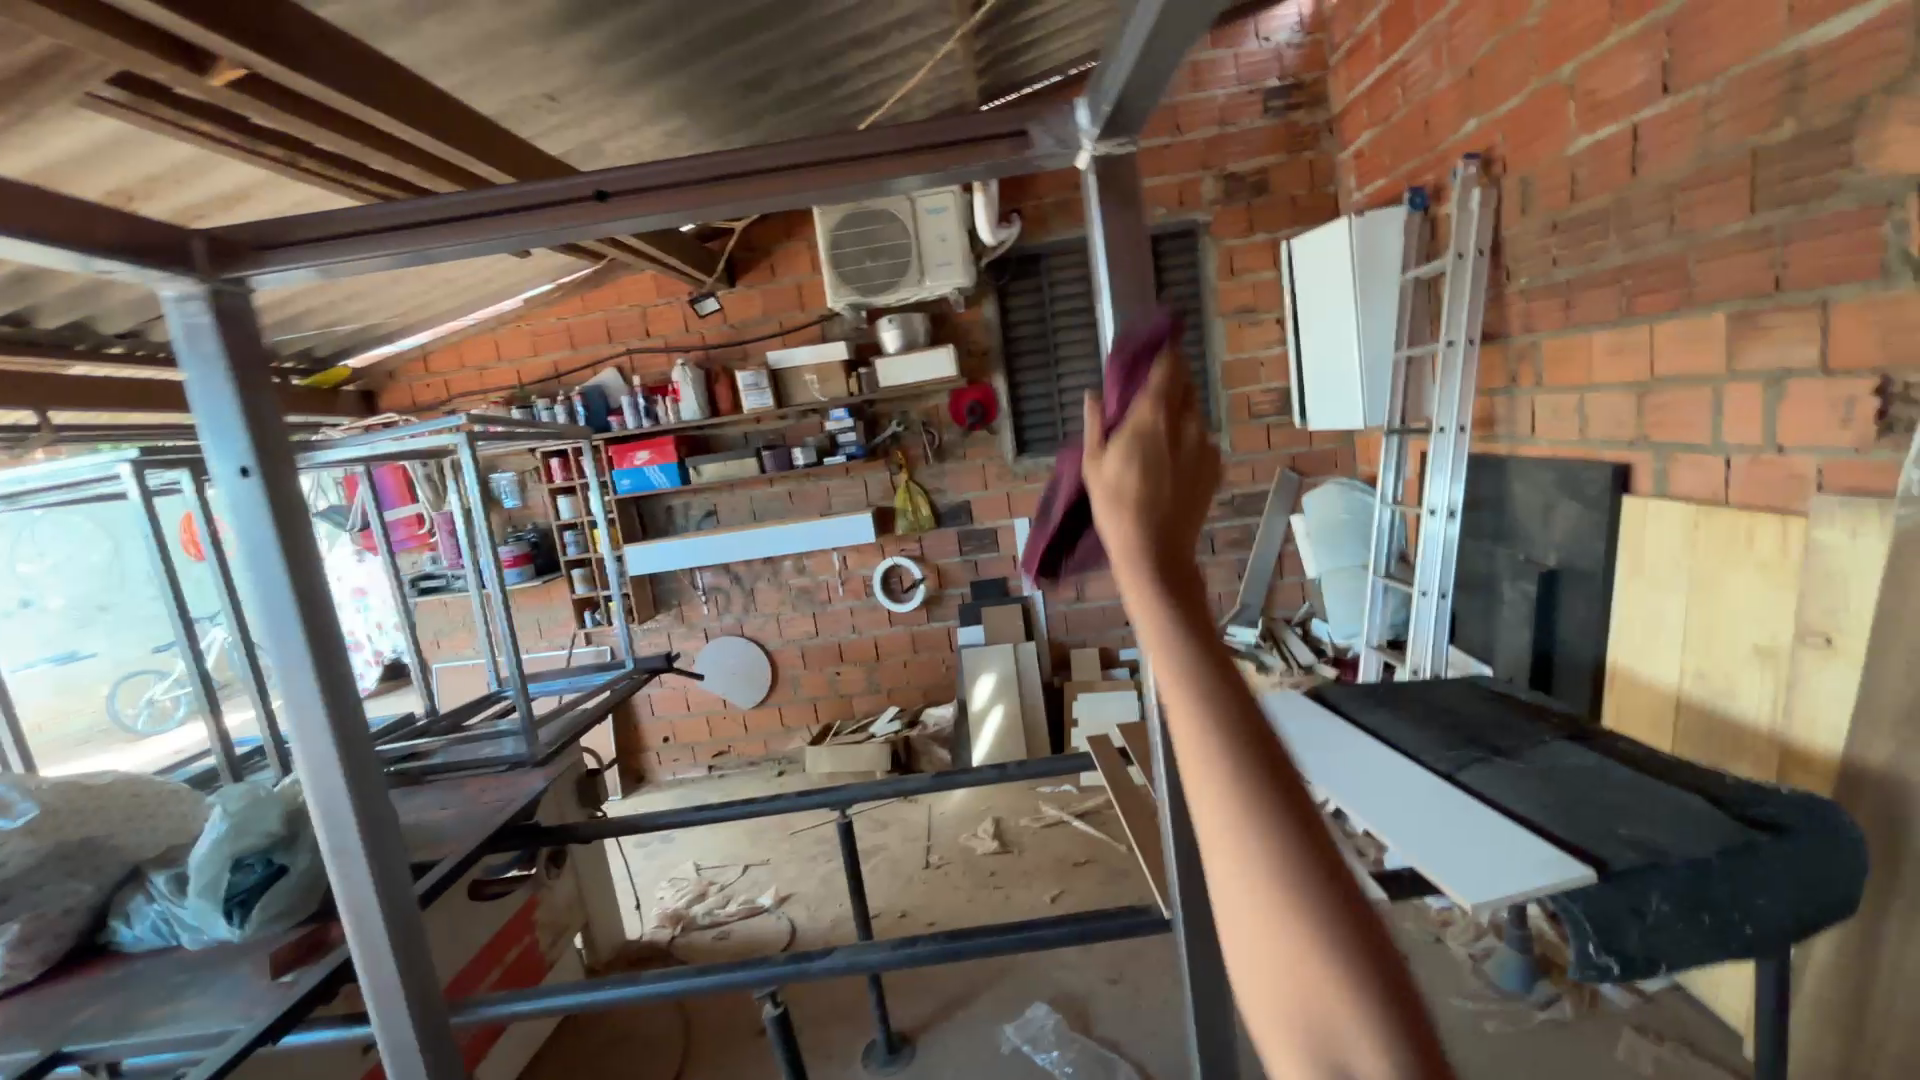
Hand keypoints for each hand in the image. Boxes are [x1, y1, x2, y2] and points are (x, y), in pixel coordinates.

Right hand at [1081, 347, 1220, 587]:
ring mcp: (1204, 444)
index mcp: (1152, 415)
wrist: (1154, 549)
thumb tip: (1094, 394)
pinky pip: (1202, 440)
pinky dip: (1190, 439)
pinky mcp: (1215, 466)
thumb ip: (1096, 423)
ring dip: (1181, 411)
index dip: (1167, 352)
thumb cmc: (1115, 504)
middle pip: (1186, 385)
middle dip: (1173, 379)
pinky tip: (1174, 460)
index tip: (1161, 345)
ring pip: (1195, 413)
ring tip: (1162, 428)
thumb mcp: (1093, 463)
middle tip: (1155, 387)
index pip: (1168, 367)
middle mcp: (1184, 421)